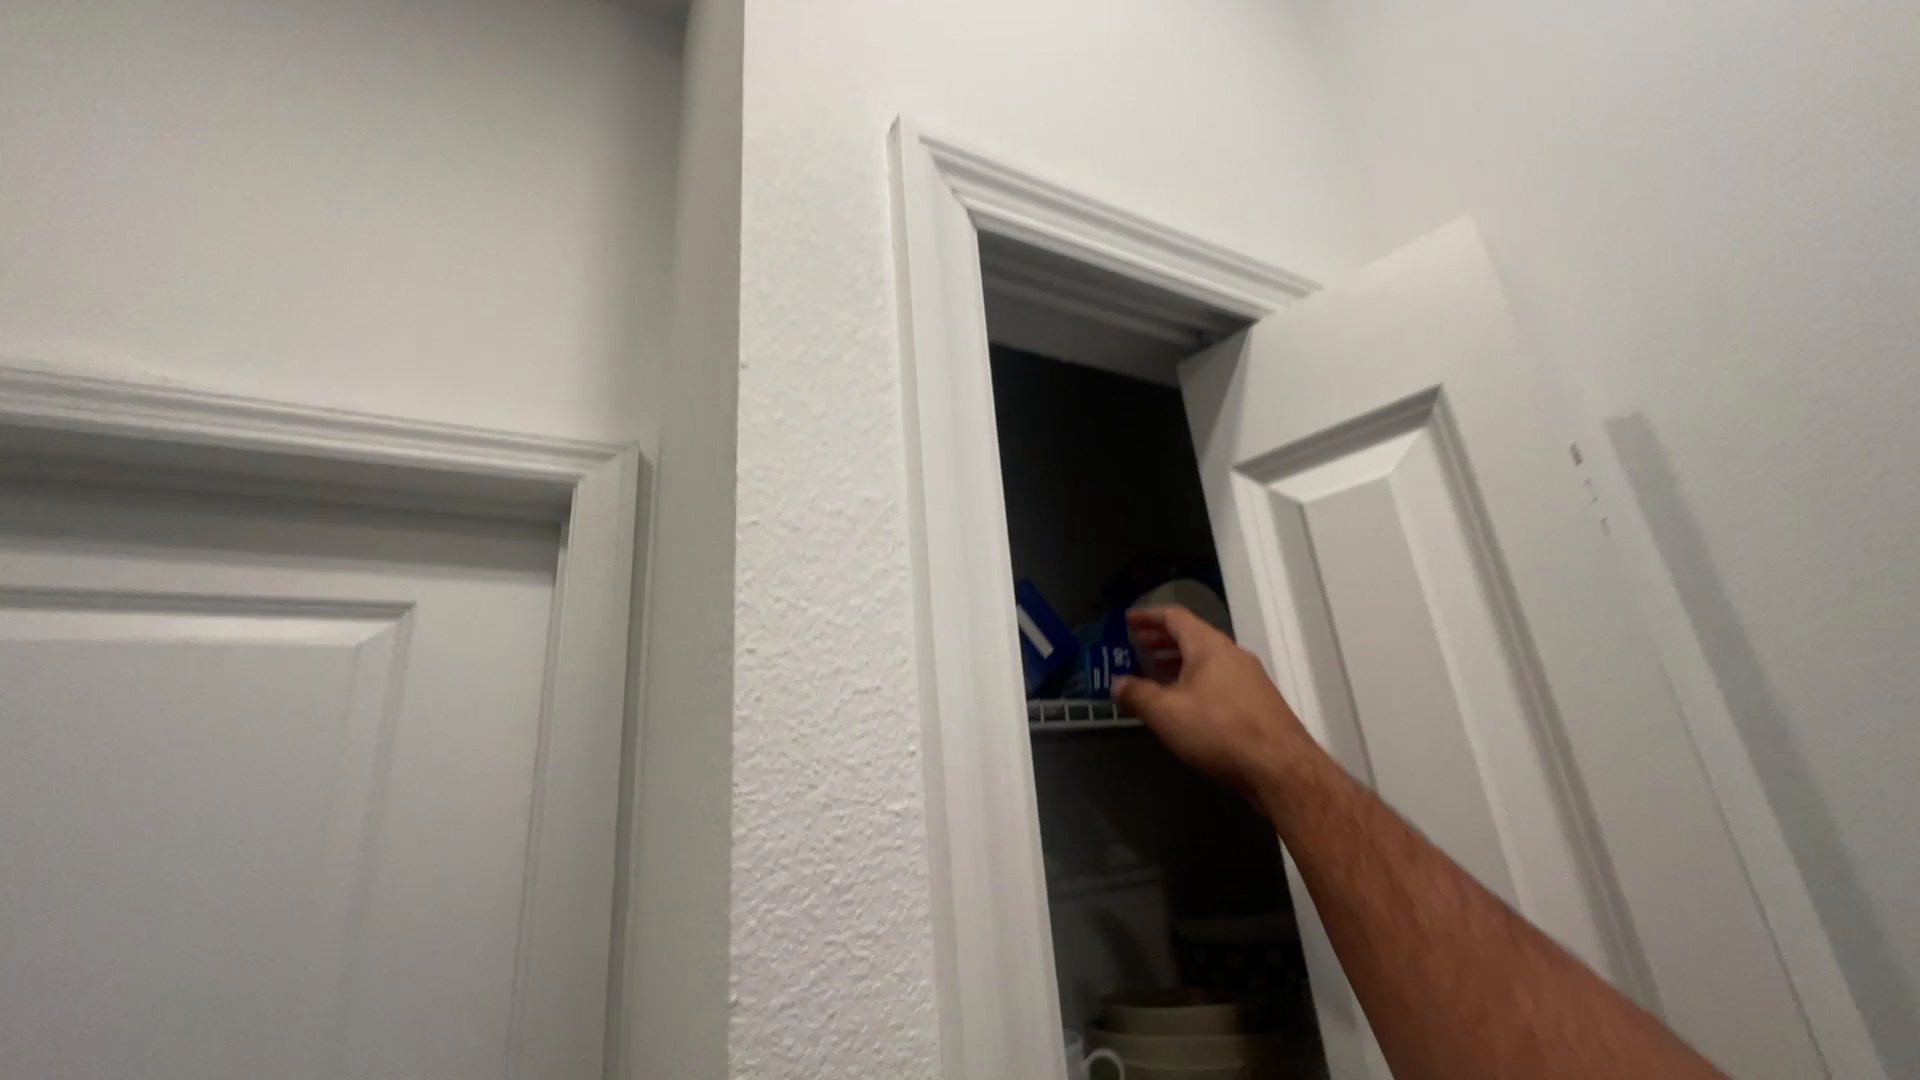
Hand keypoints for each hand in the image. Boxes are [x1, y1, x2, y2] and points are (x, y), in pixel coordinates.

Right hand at [1113, 606, 1310, 798]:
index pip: (1175, 617)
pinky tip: (1186, 702)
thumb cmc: (1218, 729)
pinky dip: (1197, 679)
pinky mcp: (1259, 701)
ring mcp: (1250, 677)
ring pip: (1208, 658)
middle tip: (1138, 645)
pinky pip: (1220, 678)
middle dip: (1162, 639)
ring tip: (1156, 672)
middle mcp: (1231, 653)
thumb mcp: (1166, 713)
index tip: (1128, 621)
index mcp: (1208, 646)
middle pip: (1193, 635)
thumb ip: (1137, 695)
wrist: (1280, 766)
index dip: (1148, 616)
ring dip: (1179, 660)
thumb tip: (1117, 684)